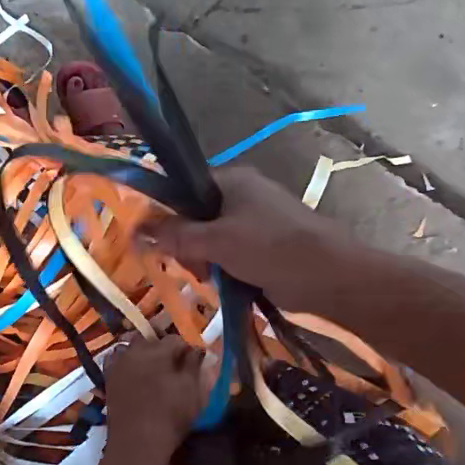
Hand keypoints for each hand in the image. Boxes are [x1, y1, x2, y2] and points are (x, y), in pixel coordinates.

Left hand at [102, 335, 204, 464]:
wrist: (137, 443)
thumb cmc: (170, 417)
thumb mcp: (192, 391)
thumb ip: (195, 365)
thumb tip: (198, 349)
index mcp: (157, 351)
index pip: (175, 338)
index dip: (187, 347)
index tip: (193, 358)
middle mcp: (134, 351)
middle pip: (151, 339)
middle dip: (163, 345)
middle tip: (173, 362)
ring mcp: (118, 364)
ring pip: (132, 346)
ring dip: (144, 351)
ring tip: (154, 366)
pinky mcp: (108, 378)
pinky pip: (117, 360)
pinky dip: (126, 361)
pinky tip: (134, 372)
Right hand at [139, 167, 354, 311]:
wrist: (329, 276)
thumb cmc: (270, 248)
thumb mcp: (215, 241)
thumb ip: (175, 236)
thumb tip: (135, 231)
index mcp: (231, 181)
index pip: (184, 188)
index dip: (166, 213)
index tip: (158, 241)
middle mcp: (242, 196)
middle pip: (195, 217)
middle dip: (188, 245)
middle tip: (193, 267)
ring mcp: (255, 222)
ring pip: (211, 240)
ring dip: (205, 261)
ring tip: (211, 279)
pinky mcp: (264, 246)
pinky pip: (229, 254)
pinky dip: (223, 269)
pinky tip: (225, 284)